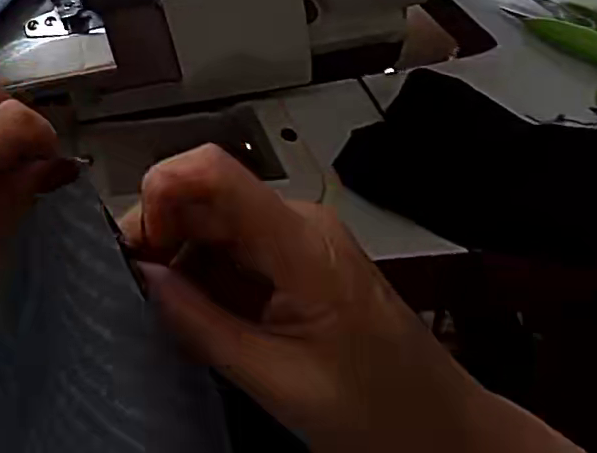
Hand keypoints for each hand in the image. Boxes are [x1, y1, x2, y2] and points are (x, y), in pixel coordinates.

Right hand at [122, 144, 579, 452]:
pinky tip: (200, 307)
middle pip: (197, 196)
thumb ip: (199, 323)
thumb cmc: (388, 418)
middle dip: (157, 234)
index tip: (141, 242)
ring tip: (173, 306)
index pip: (212, 171)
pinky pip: (219, 240)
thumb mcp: (279, 382)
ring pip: (200, 217)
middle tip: (141, 284)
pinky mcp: (285, 249)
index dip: (160, 187)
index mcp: (303, 244)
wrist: (456, 440)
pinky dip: (196, 268)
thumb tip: (139, 275)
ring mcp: (291, 233)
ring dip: (175, 255)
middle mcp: (294, 222)